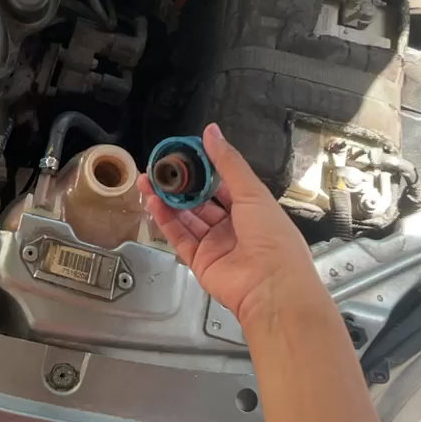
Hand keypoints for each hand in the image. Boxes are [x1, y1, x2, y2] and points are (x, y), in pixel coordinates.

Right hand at [139, 124, 330, 333]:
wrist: (272, 289)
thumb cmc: (273, 239)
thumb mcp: (252, 193)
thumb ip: (227, 163)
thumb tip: (211, 131)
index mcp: (252, 210)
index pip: (222, 185)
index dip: (202, 169)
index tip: (182, 154)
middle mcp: (233, 228)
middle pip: (200, 201)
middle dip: (180, 185)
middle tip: (159, 168)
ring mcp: (215, 245)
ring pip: (186, 218)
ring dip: (167, 200)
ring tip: (148, 181)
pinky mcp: (199, 261)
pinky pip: (179, 237)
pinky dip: (165, 220)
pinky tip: (153, 202)